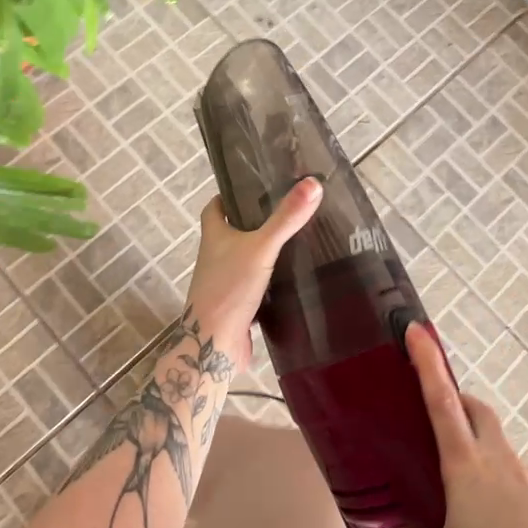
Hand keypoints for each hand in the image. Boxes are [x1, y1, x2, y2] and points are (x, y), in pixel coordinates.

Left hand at [182, 177, 321, 370]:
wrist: (215, 344)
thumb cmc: (230, 288)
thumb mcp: (261, 247)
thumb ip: (286, 218)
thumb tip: (313, 183)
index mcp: (214, 235)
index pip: (216, 206)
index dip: (231, 195)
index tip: (256, 187)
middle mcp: (216, 255)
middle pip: (234, 231)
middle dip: (257, 221)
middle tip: (289, 211)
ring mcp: (227, 281)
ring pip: (248, 258)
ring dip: (267, 251)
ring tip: (300, 238)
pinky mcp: (240, 304)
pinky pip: (258, 285)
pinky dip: (274, 279)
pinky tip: (297, 276)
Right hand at [403, 323, 527, 527]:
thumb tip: (401, 526)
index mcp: (466, 467)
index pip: (442, 400)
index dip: (427, 362)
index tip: (417, 332)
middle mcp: (498, 461)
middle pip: (476, 409)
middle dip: (455, 399)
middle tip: (432, 411)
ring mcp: (526, 477)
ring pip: (494, 440)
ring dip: (474, 442)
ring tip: (454, 481)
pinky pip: (511, 471)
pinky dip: (493, 475)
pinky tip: (485, 514)